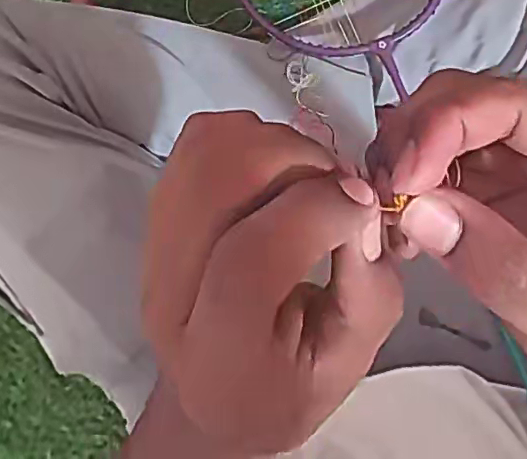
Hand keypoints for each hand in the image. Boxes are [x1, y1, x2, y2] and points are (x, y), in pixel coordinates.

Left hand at [134, 111, 401, 456]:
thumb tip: (360, 199)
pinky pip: (201, 136)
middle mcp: (172, 289)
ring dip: (275, 143)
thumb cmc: (284, 382)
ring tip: (306, 176)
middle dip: (299, 161)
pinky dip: (248, 134)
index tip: (362, 204)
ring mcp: (158, 238)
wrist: (214, 392)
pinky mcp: (161, 201)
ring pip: (210, 146)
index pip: (249, 257)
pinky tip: (274, 167)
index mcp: (218, 352)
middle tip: (336, 186)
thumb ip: (368, 284)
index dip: (318, 211)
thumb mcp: (348, 359)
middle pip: (223, 180)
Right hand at [373, 70, 526, 458]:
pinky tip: (402, 215)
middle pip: (479, 100)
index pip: (517, 105)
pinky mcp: (508, 191)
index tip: (407, 176)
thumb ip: (501, 268)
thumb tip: (416, 207)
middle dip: (423, 130)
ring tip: (388, 204)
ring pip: (456, 124)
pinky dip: (416, 179)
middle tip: (386, 187)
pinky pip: (449, 163)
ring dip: (411, 152)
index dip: (451, 123)